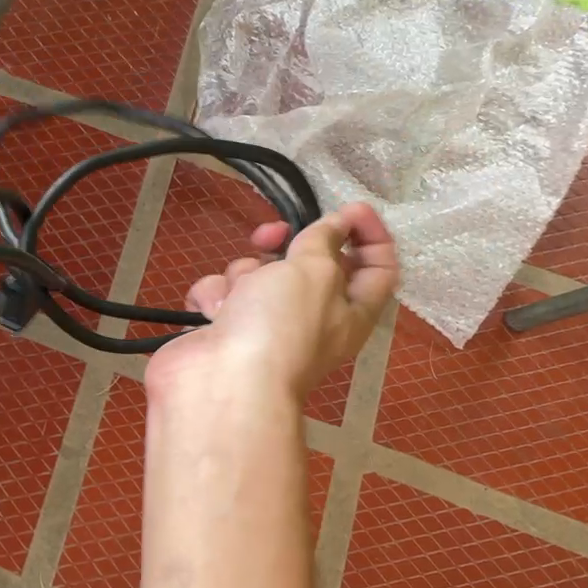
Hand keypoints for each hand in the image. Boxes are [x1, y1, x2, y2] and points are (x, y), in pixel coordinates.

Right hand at [146, 203, 398, 402]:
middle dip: (286, 245)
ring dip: (240, 276)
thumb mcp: (314, 271)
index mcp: (351, 309)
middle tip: (270, 234)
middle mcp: (308, 316)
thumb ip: (324, 240)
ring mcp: (260, 323)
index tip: (350, 207)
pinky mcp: (218, 328)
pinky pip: (217, 295)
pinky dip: (211, 297)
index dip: (369, 234)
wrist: (220, 380)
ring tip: (234, 296)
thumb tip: (336, 224)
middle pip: (304, 264)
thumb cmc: (280, 326)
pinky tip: (210, 313)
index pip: (376, 266)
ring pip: (252, 275)